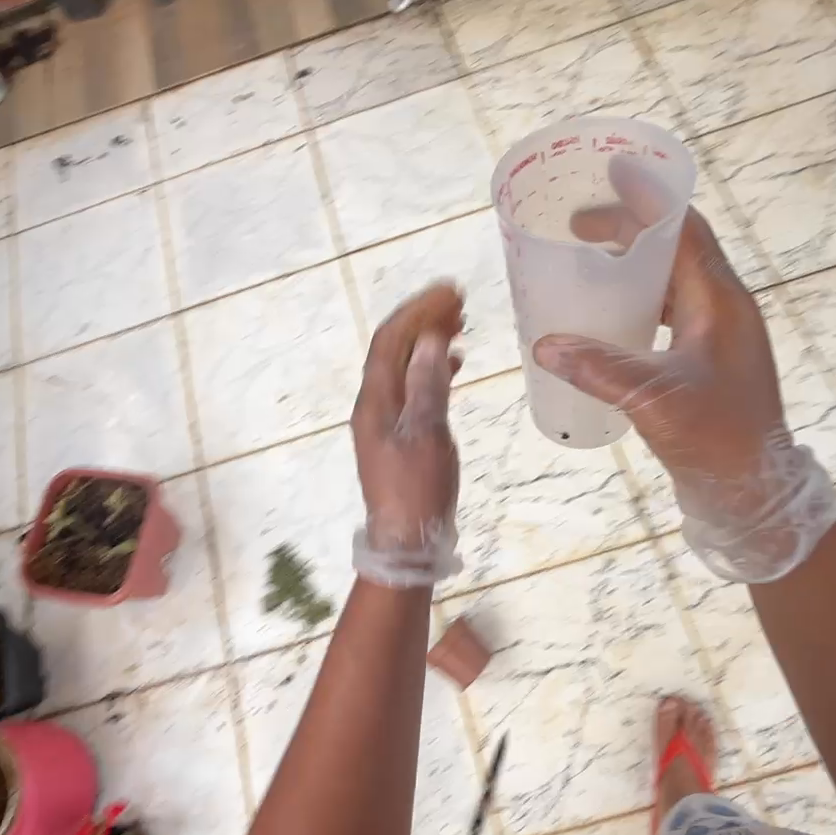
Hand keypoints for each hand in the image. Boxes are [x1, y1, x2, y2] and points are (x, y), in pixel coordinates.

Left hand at [351, 282, 465, 588]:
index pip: (391, 340)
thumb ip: (427, 386)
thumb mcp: (426, 436)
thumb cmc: (417, 490)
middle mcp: (374, 404)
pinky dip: (432, 370)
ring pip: (405, 366)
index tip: (450, 291)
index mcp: (375, 401)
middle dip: (423, 320)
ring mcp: (384, 419)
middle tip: (459, 301)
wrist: (405, 542)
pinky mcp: (398, 434)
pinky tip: (454, 364)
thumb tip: (429, 339)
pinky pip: (413, 388)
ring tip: (461, 323)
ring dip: (429, 341)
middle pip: (395, 349)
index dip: (418, 310)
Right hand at [531, 186, 835, 582]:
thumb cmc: (717, 439)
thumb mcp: (653, 399)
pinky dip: (634, 303)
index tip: (611, 173)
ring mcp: (716, 336)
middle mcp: (723, 310)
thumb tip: (544, 345)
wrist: (753, 489)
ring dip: (629, 267)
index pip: (685, 230)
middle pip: (674, 250)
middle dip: (627, 231)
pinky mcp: (705, 360)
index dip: (649, 199)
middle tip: (578, 226)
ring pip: (669, 282)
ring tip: (586, 263)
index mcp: (722, 304)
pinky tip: (605, 318)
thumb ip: (598, 368)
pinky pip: (666, 313)